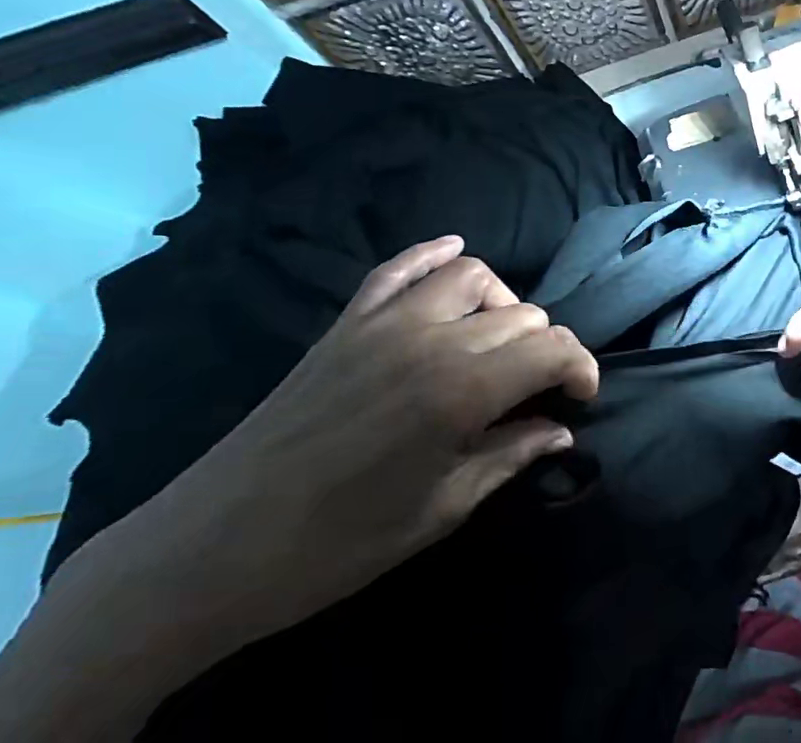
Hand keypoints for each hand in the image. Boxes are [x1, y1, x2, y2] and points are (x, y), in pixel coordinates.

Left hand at [80, 235, 597, 650]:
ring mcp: (383, 321)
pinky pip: (398, 267)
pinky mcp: (347, 321)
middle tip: (538, 389)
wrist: (219, 544)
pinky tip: (452, 255)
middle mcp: (429, 338)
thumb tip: (560, 430)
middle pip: (519, 313)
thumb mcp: (441, 510)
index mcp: (459, 391)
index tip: (580, 398)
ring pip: (469, 274)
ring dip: (500, 303)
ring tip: (495, 344)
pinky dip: (432, 255)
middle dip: (545, 347)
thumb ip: (509, 456)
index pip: (550, 349)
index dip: (581, 368)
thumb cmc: (339, 544)